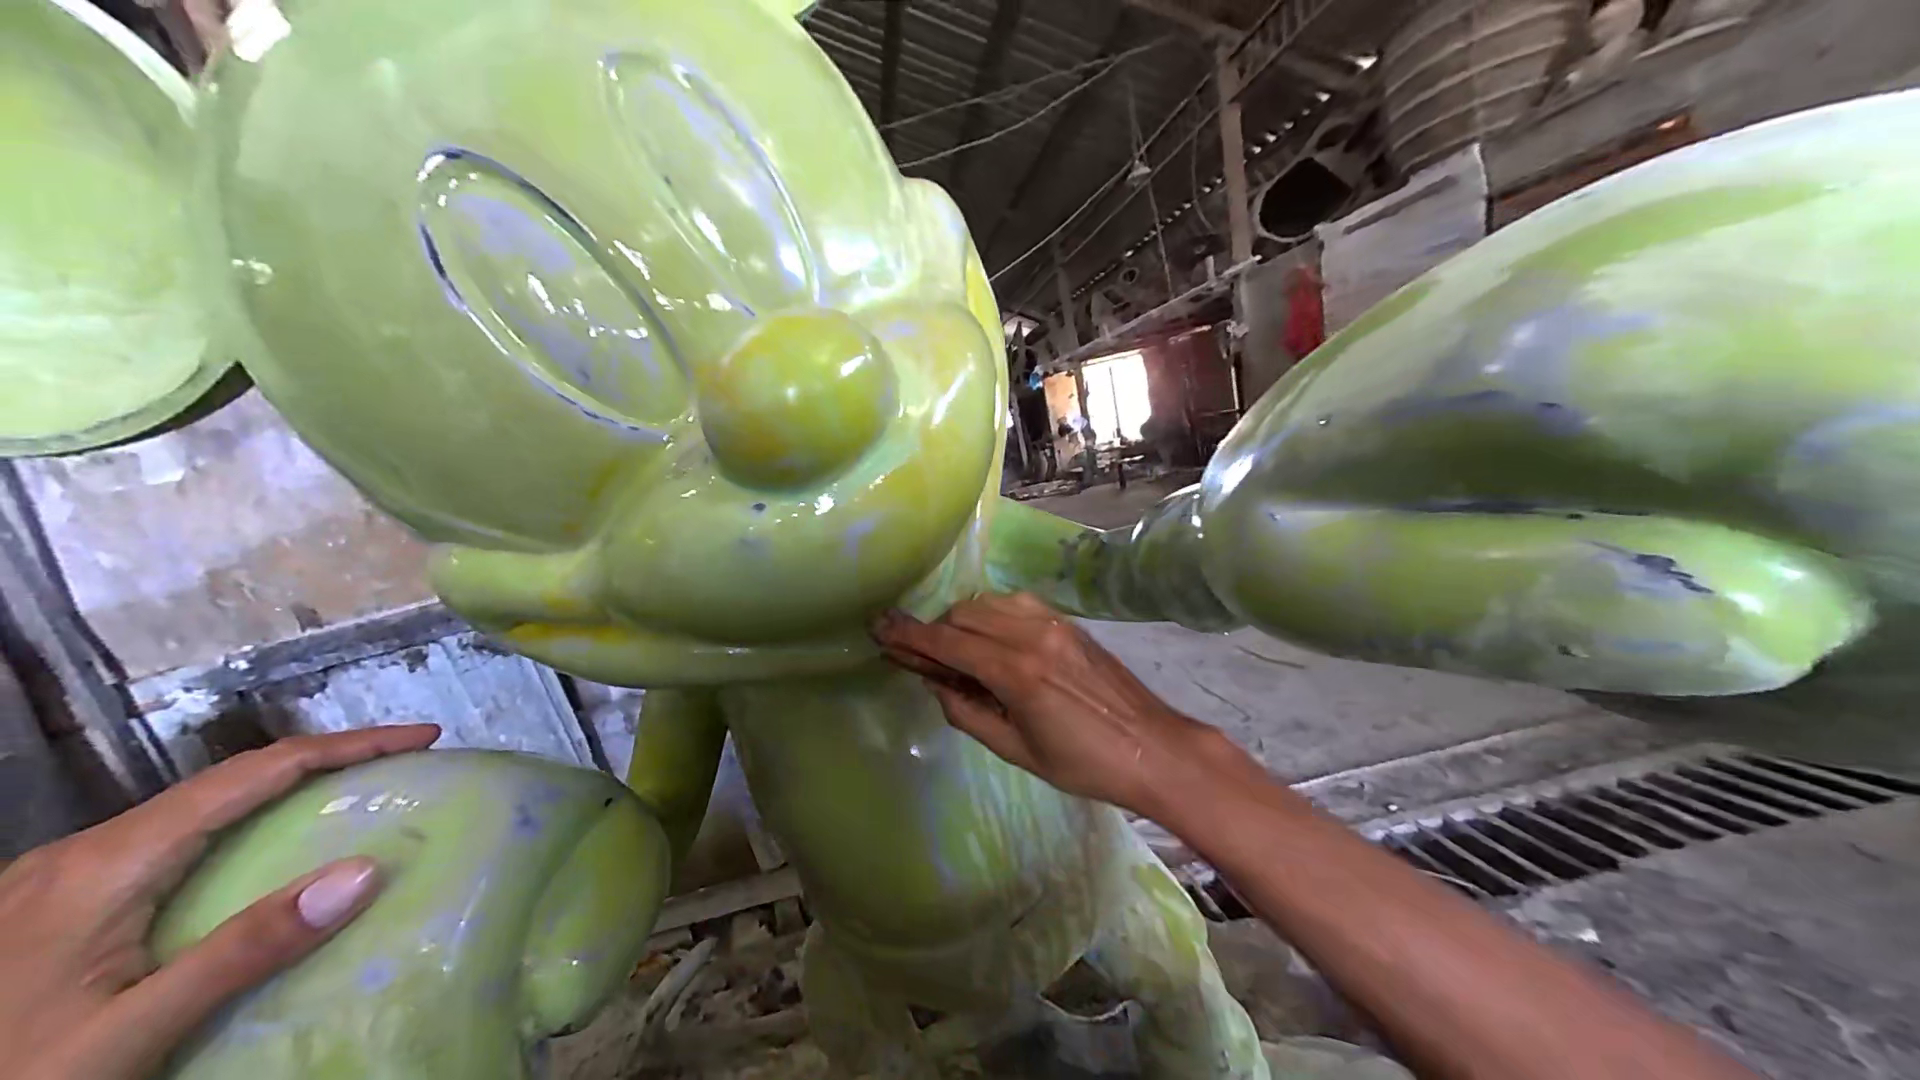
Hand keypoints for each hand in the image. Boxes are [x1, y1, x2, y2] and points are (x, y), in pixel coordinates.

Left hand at [1, 724, 439, 1079]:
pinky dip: (250, 818)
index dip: (350, 745)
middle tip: (404, 761)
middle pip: (234, 776)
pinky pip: (180, 834)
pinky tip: (266, 846)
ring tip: (355, 792)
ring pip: (205, 803)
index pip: (258, 772)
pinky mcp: (59, 901)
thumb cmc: (6, 1076)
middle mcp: (86, 850)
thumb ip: (241, 953)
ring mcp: (66, 875)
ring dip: (290, 785)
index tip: (423, 738)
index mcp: (108, 863)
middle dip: (330, 757)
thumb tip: (367, 871)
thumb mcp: (123, 1036)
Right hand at [873, 592, 1230, 814]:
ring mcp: (1053, 622)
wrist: (1152, 747)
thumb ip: (967, 712)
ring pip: (987, 603)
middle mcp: (1031, 634)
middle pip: (963, 614)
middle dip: (936, 630)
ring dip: (963, 621)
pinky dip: (991, 616)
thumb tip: (935, 683)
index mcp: (1016, 672)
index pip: (948, 643)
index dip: (910, 636)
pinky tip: (992, 640)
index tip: (881, 629)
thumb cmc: (1084, 764)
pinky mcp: (1067, 621)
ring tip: (958, 653)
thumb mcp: (1016, 750)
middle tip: (923, 657)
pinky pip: (1015, 604)